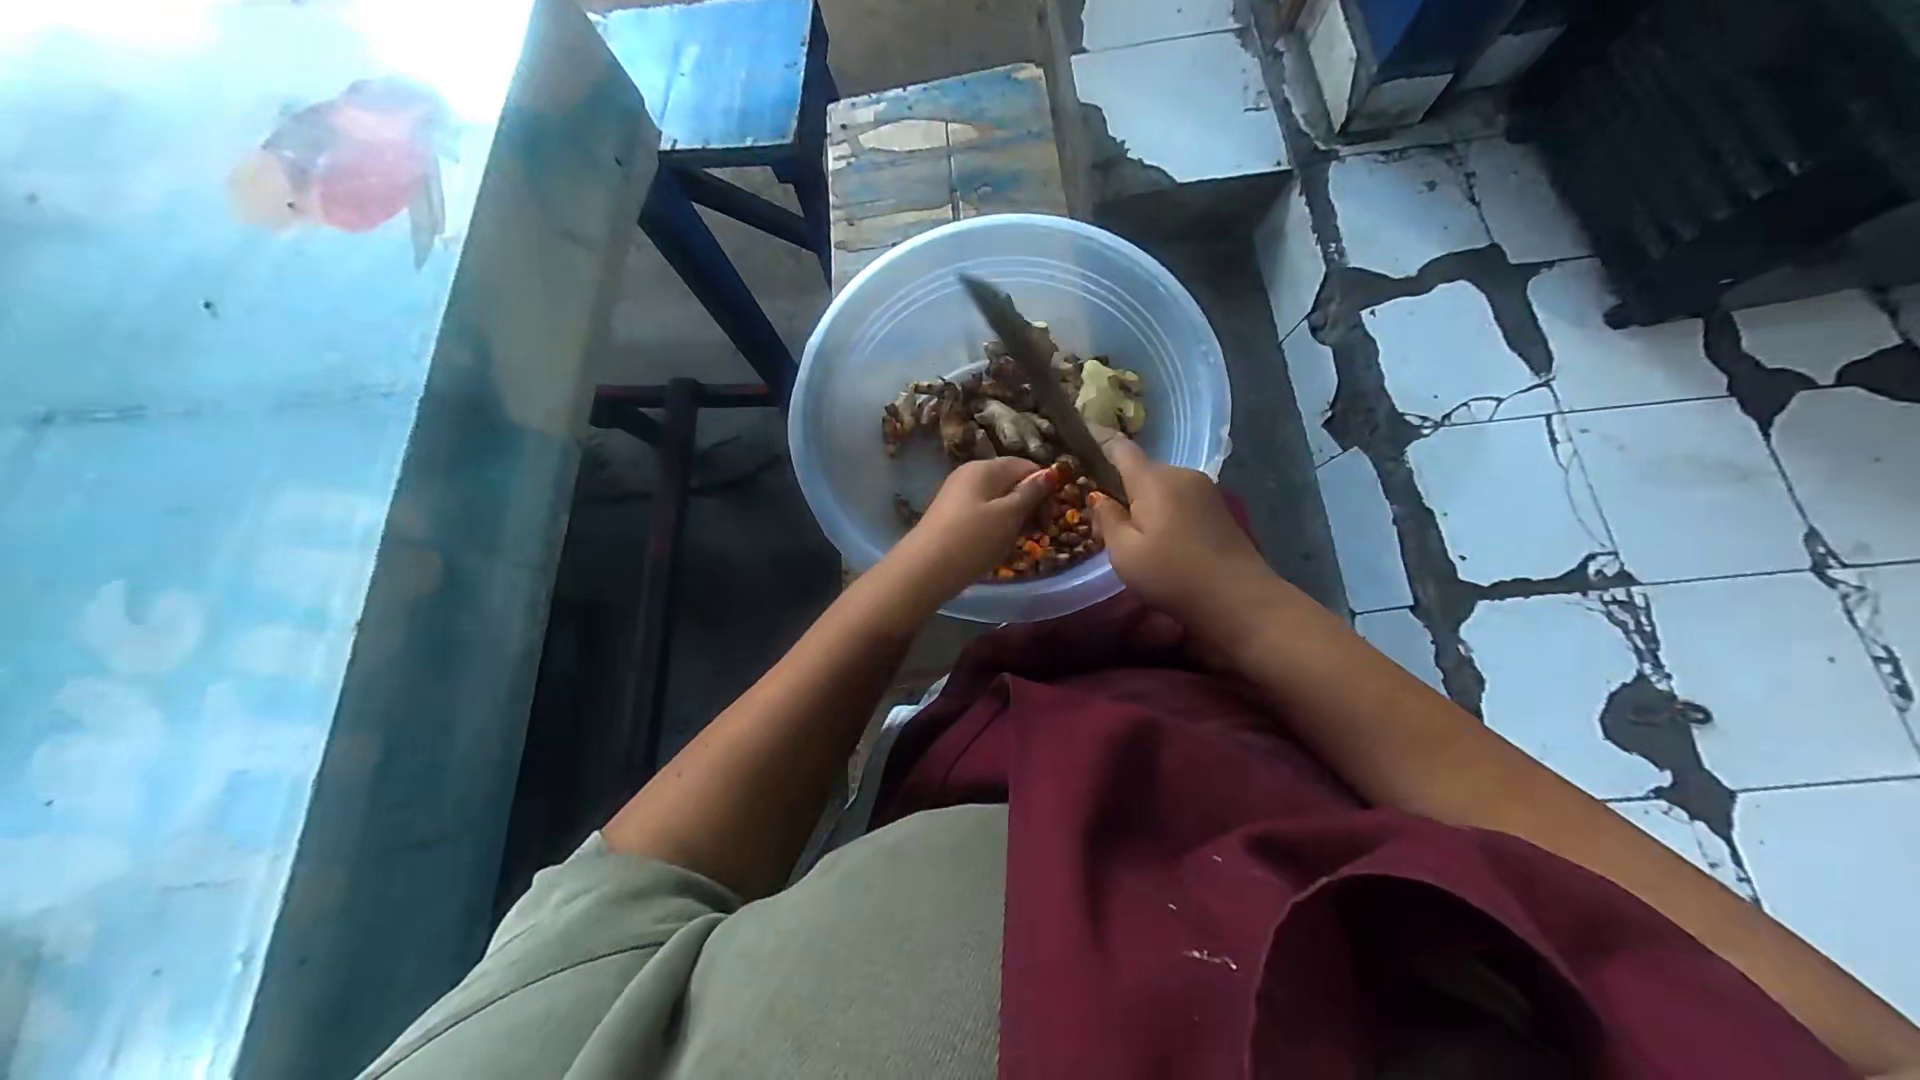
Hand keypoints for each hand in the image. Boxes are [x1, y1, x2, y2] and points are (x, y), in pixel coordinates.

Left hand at [884, 457, 1057, 605]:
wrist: (924, 570)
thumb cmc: (973, 540)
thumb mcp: (1009, 516)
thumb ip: (1030, 493)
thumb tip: (1050, 472)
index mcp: (985, 468)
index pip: (1026, 466)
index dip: (1044, 488)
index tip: (1048, 518)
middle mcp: (969, 474)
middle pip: (1011, 482)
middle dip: (1029, 505)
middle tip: (1035, 533)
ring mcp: (957, 495)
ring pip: (997, 500)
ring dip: (1013, 519)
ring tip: (1014, 543)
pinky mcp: (951, 516)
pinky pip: (982, 514)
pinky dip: (995, 527)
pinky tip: (995, 547)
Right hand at [1085, 439, 1285, 645]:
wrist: (1239, 600)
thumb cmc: (1172, 576)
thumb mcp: (1124, 553)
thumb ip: (1107, 519)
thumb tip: (1099, 497)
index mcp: (1155, 479)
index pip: (1122, 449)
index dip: (1100, 451)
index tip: (1082, 465)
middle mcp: (1182, 474)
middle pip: (1143, 471)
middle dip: (1124, 490)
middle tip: (1108, 527)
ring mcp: (1205, 489)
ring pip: (1162, 486)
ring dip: (1147, 505)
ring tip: (1138, 539)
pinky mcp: (1219, 508)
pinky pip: (1181, 499)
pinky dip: (1167, 513)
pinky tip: (1165, 543)